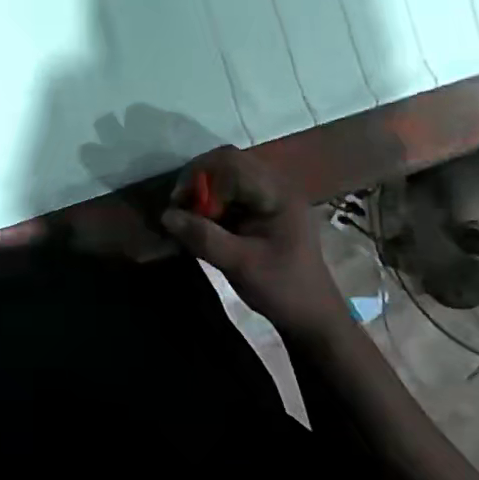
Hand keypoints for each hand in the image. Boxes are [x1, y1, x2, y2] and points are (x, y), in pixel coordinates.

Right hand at [161, 146, 348, 336]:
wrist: (312, 316)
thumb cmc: (282, 288)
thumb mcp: (240, 264)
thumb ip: (204, 237)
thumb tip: (166, 215)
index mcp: (277, 192)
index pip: (231, 162)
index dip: (199, 178)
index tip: (179, 206)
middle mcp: (275, 186)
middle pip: (228, 163)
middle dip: (198, 182)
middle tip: (179, 209)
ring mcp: (270, 197)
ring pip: (228, 177)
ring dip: (204, 194)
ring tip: (188, 219)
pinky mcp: (264, 211)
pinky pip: (232, 194)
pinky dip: (213, 205)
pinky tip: (202, 226)